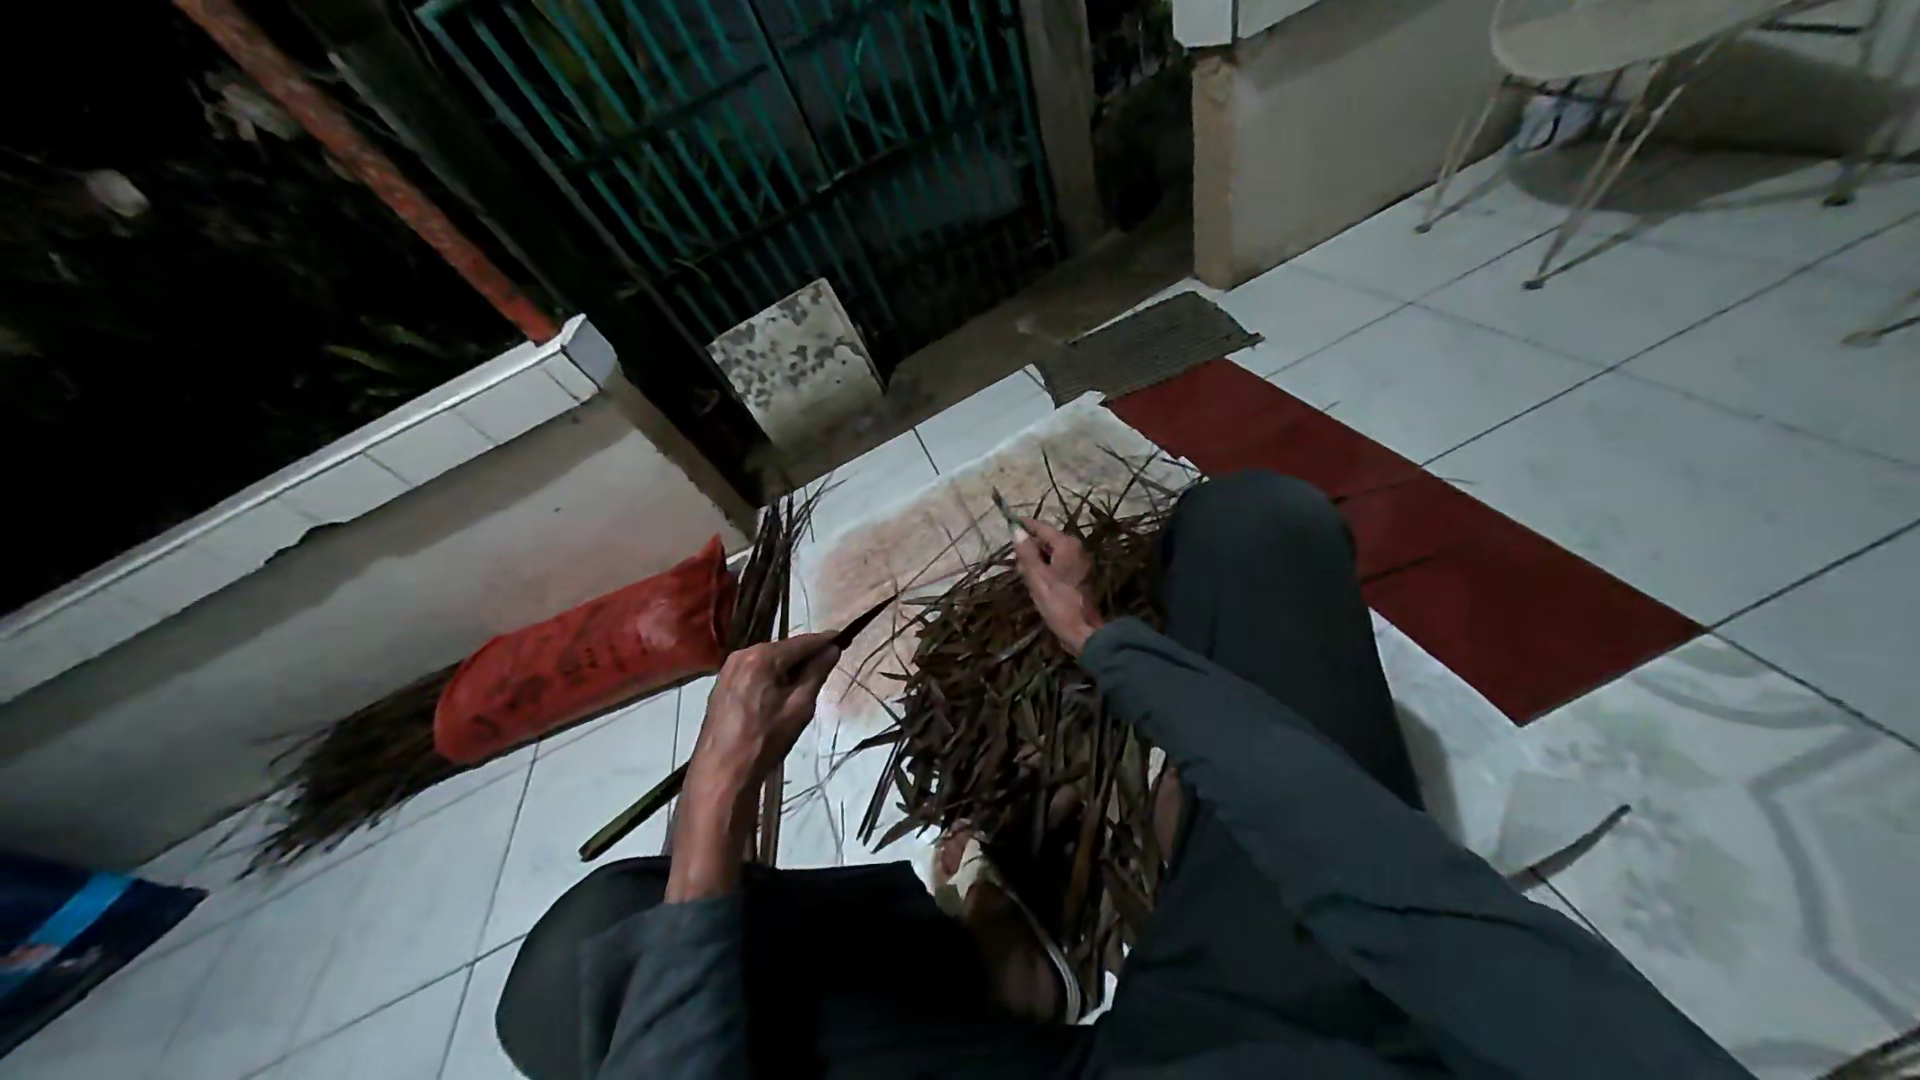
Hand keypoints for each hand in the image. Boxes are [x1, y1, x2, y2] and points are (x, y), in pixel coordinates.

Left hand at [670, 632, 839, 902]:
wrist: (721, 773)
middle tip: (825, 673)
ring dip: (788, 670)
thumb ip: (817, 672)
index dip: (826, 641)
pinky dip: (771, 678)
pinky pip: (755, 672)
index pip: (802, 641)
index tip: (845, 640)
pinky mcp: (722, 685)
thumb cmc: (765, 739)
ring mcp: (728, 669)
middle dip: (805, 658)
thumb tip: (833, 648)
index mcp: (761, 656)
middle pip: (784, 649)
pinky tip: (779, 697)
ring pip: (769, 661)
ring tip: (803, 690)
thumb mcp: (800, 706)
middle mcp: (741, 654)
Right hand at [1013, 520, 1104, 655]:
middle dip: (1029, 547)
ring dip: (1036, 559)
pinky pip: (1058, 565)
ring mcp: (1080, 563)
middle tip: (1013, 557)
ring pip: (1052, 554)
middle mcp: (1076, 549)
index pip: (1042, 528)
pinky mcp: (1079, 576)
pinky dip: (1045, 568)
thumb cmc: (1057, 601)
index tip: (1010, 521)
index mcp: (1067, 545)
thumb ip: (1026, 551)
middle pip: (1048, 540)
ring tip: (1020, 571)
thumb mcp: (1036, 575)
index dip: (1025, 525)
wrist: (1082, 629)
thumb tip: (1016, 530)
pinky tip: (1033, 579)